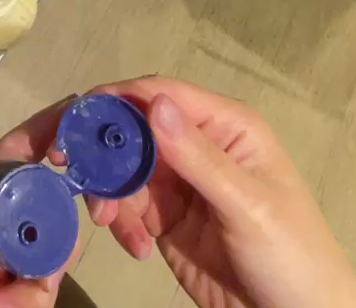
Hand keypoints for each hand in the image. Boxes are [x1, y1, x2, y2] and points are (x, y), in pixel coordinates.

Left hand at [0, 99, 84, 307]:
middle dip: (56, 208)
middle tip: (67, 231)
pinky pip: (39, 290)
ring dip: (46, 264)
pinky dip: (32, 301)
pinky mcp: (7, 302)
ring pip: (48, 246)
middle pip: (35, 198)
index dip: (35, 135)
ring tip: (5, 301)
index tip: (72, 119)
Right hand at [85, 77, 355, 307]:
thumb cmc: (293, 260)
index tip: (78, 117)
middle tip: (61, 162)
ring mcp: (179, 182)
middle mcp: (197, 145)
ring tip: (108, 223)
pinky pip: (127, 205)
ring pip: (123, 166)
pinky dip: (120, 221)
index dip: (117, 98)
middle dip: (98, 145)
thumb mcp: (249, 208)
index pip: (161, 94)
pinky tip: (134, 248)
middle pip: (133, 126)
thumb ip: (199, 158)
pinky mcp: (166, 219)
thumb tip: (152, 101)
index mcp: (224, 126)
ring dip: (107, 190)